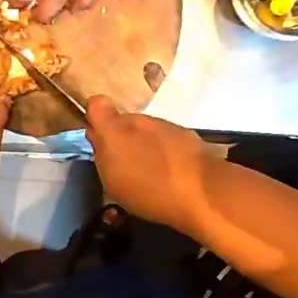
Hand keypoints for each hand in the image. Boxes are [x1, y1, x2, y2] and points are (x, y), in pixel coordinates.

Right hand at [85, 95, 213, 232]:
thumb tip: (97, 136)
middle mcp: (139, 119)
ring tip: (151, 172)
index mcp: (115, 129)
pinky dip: (165, 151)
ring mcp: (165, 125)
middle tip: (125, 165)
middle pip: (123, 121)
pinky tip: (172, 172)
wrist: (202, 191)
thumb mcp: (112, 181)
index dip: (95, 119)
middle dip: (121, 138)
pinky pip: (167, 139)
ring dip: (144, 145)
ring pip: (146, 130)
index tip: (99, 141)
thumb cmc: (148, 190)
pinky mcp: (187, 134)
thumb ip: (101, 154)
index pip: (96, 105)